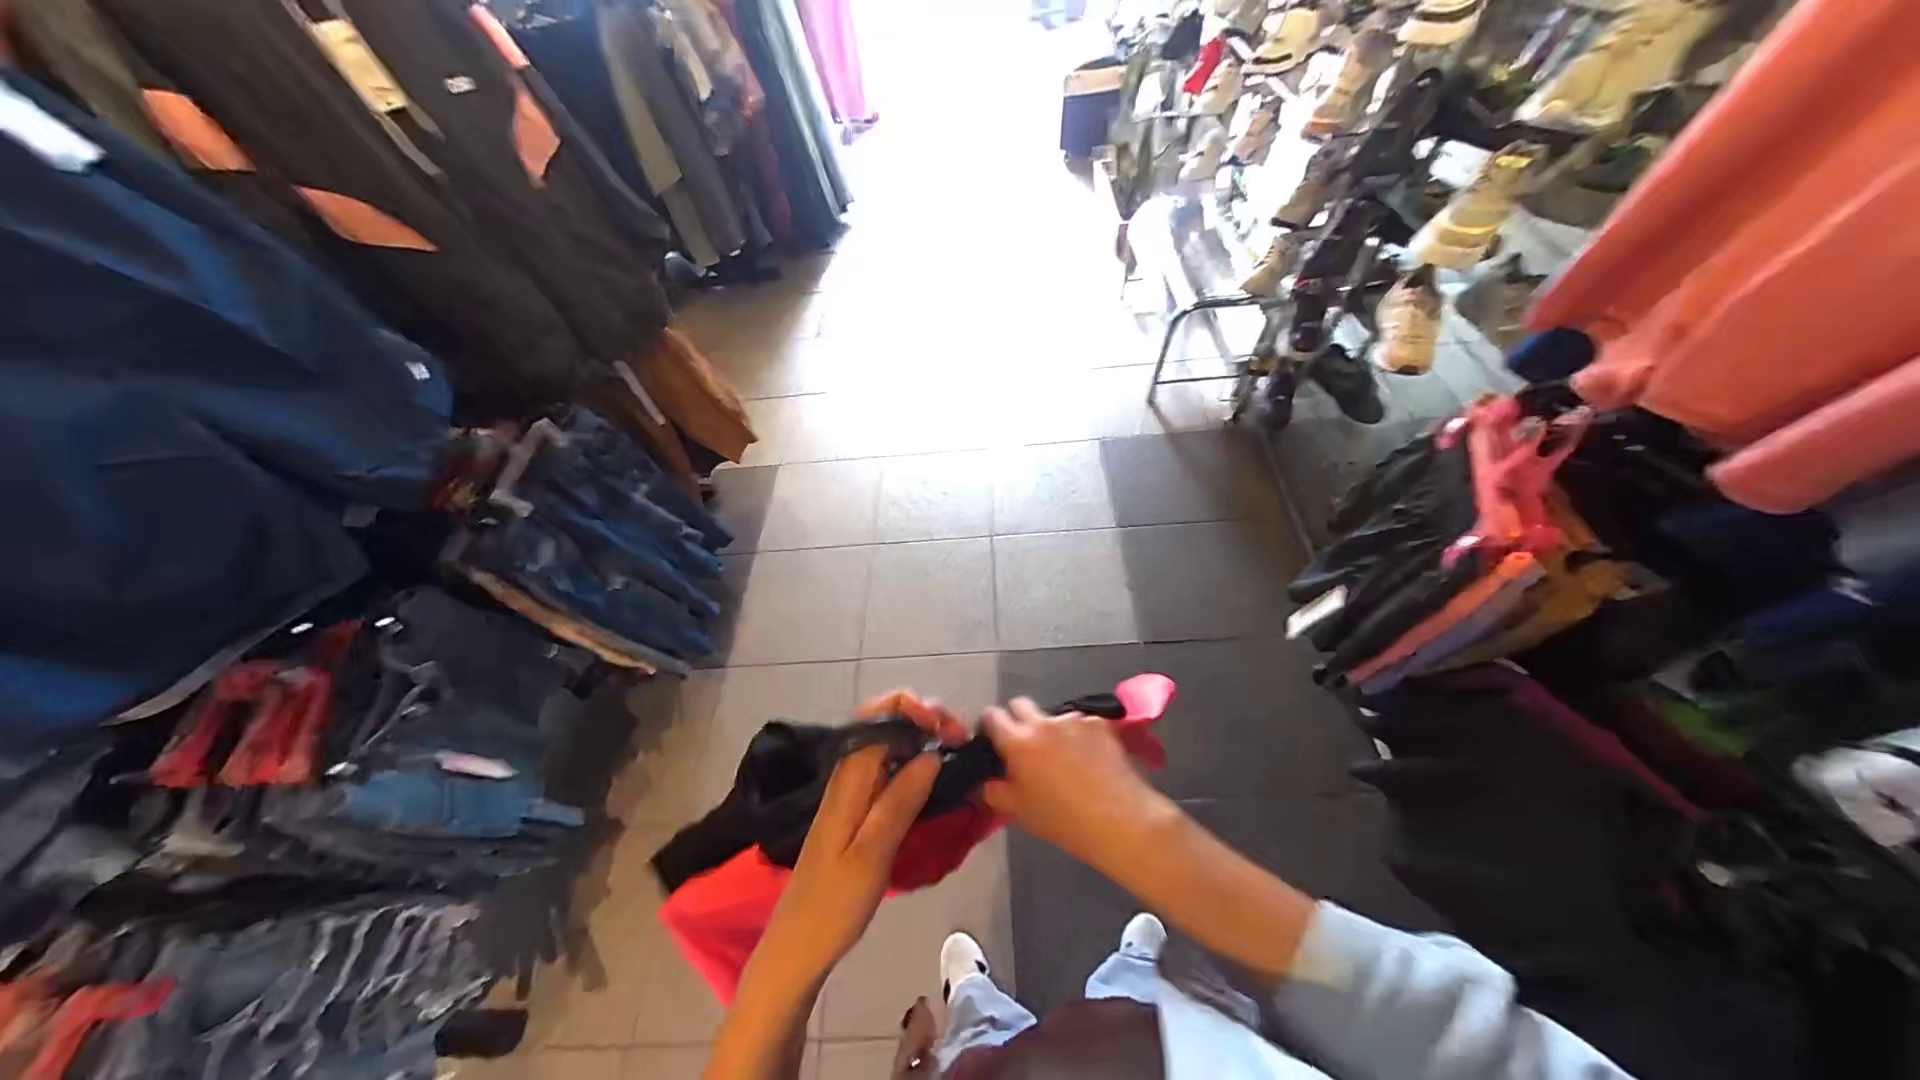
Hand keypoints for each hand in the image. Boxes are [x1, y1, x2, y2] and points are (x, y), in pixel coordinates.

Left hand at [753, 698, 948, 982]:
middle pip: (885, 725)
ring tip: (957, 751)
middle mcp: (848, 776)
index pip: (877, 717)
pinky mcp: (859, 810)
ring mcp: (853, 792)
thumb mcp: (872, 854)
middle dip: (924, 719)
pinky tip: (937, 778)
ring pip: (889, 746)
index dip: (913, 708)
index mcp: (849, 778)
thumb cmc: (834, 903)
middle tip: (961, 738)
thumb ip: (899, 801)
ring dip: (922, 739)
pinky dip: (915, 763)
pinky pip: (889, 770)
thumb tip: (931, 754)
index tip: (946, 727)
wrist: (799, 944)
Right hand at [980, 697, 1172, 868]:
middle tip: (1028, 745)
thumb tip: (987, 782)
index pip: (992, 715)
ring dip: (1054, 730)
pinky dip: (1082, 736)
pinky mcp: (1100, 723)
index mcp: (1017, 743)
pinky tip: (1091, 758)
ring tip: (1067, 757)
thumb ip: (995, 792)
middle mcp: (1042, 724)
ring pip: (1054, 716)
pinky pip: (1082, 724)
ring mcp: (1073, 720)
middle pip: (1021, 704)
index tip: (995, 738)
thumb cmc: (1063, 820)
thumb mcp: (1018, 812)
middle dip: (1019, 718)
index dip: (990, 724)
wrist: (1118, 819)